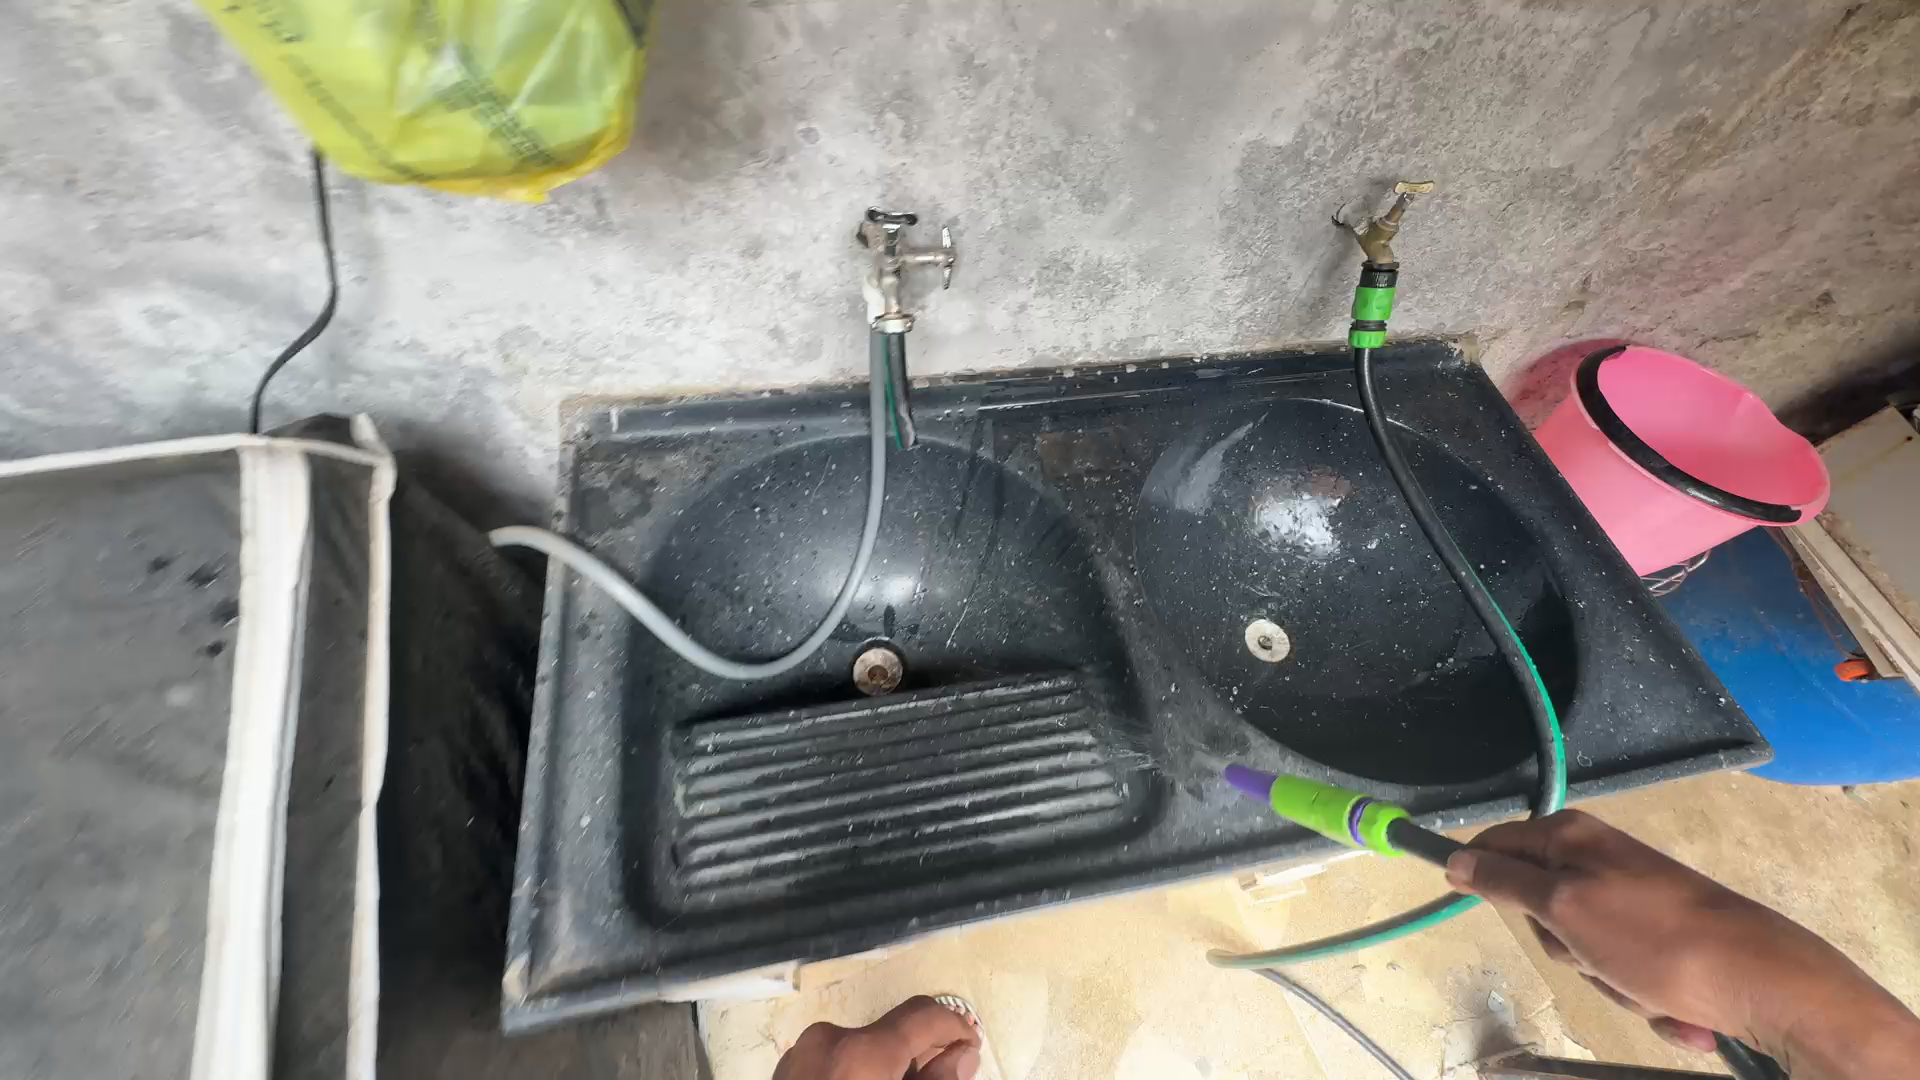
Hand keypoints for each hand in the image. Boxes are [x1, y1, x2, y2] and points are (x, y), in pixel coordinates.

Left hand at [773, 996, 980, 1079]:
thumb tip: (962, 1055)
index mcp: (861, 1052)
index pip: (922, 1015)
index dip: (954, 1026)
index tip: (971, 1047)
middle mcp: (827, 1040)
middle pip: (890, 1034)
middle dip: (919, 1056)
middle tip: (938, 1079)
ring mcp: (799, 1056)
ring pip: (860, 1050)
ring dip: (886, 1070)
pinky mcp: (782, 1075)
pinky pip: (831, 1063)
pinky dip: (854, 1077)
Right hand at [1446, 810, 1919, 1077]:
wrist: (1779, 990)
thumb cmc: (1656, 941)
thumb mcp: (1563, 907)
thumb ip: (1502, 880)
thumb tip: (1452, 859)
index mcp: (1568, 837)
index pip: (1493, 843)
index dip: (1480, 875)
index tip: (1481, 907)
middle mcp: (1598, 859)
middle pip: (1538, 900)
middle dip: (1561, 942)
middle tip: (1589, 953)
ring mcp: (1636, 899)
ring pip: (1583, 942)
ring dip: (1606, 975)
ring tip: (1645, 987)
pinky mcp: (1669, 938)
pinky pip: (1628, 967)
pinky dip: (1644, 992)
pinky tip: (1675, 1006)